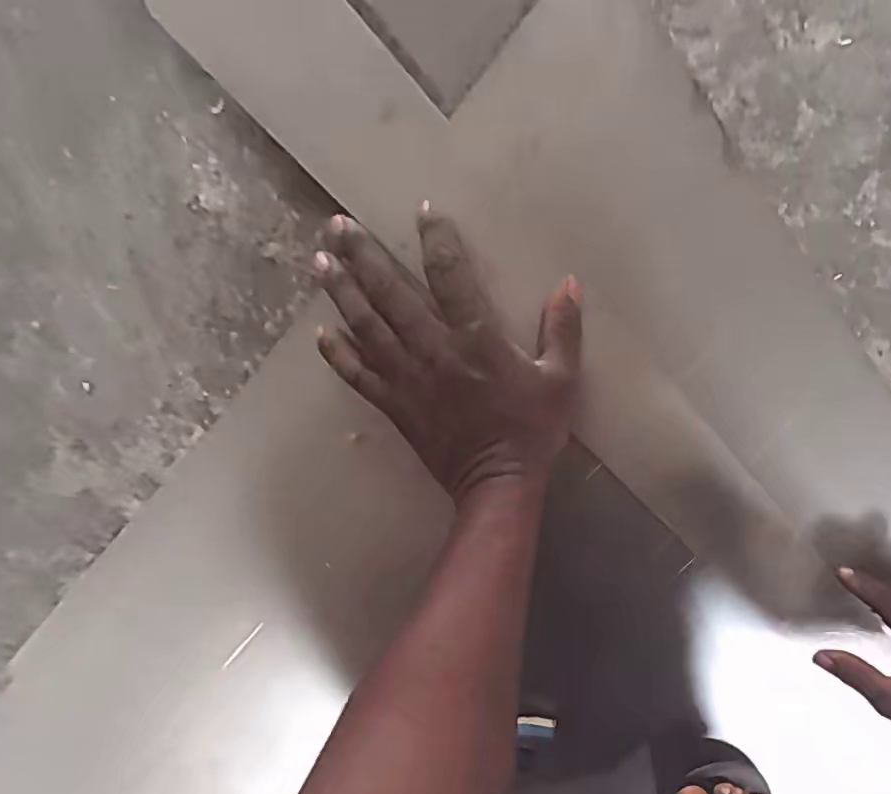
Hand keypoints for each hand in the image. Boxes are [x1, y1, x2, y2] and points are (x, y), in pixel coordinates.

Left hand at [312, 209, 581, 504]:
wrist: (499, 482)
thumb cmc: (532, 431)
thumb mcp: (561, 380)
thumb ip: (563, 330)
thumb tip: (569, 284)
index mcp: (475, 339)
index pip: (450, 277)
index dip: (437, 241)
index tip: (424, 214)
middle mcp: (433, 350)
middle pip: (390, 294)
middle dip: (364, 256)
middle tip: (338, 223)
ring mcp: (408, 378)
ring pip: (367, 326)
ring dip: (341, 291)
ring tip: (320, 259)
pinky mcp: (395, 406)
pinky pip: (359, 376)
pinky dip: (339, 355)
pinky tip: (323, 334)